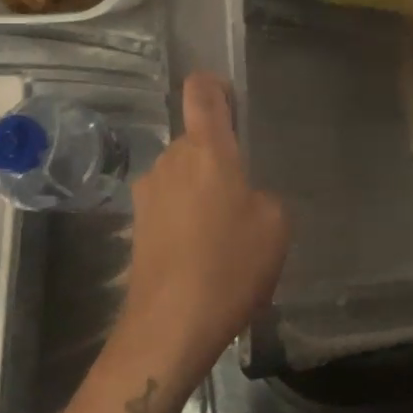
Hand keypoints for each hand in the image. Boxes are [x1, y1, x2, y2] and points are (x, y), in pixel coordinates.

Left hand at [116, 73, 287, 376]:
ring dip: (201, 191)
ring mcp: (148, 194)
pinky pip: (169, 205)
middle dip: (218, 158)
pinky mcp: (137, 226)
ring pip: (181, 175)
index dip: (215, 85)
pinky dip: (187, 218)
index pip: (201, 91)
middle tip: (245, 195)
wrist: (170, 327)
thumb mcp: (275, 225)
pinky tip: (204, 256)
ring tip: (226, 234)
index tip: (232, 100)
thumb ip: (263, 194)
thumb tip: (246, 195)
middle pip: (194, 140)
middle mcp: (170, 161)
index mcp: (206, 149)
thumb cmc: (229, 265)